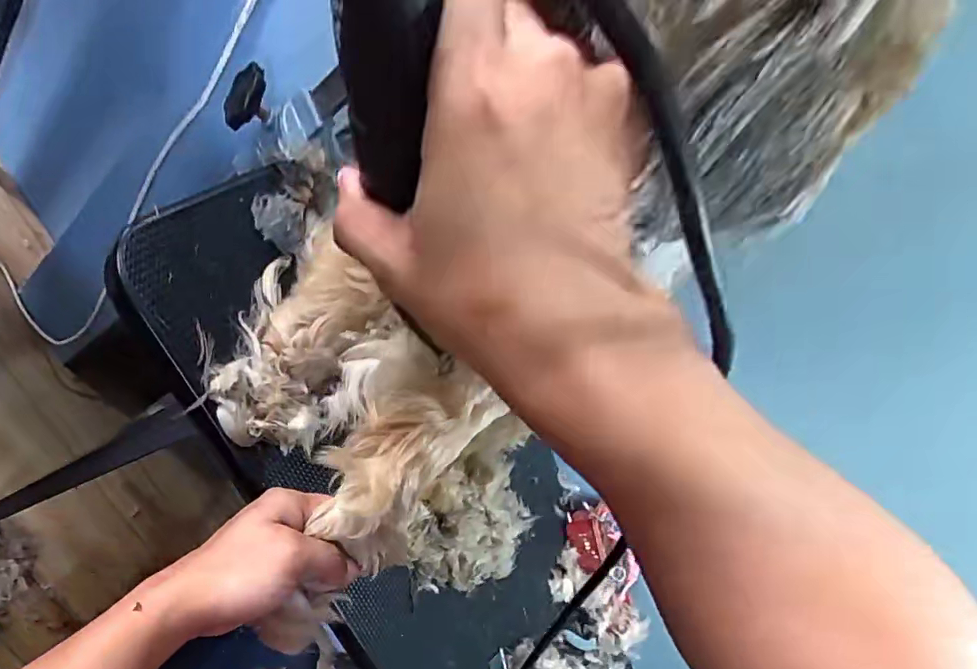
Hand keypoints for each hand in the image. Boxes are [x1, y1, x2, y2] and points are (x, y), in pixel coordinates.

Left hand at [132, 490, 357, 642]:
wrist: (189, 603)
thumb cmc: (242, 573)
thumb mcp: (295, 557)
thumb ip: (330, 557)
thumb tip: (351, 568)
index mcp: (287, 502)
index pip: (337, 509)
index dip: (355, 535)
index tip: (366, 563)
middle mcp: (279, 519)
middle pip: (326, 539)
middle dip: (334, 565)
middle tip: (334, 586)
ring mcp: (269, 547)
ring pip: (311, 564)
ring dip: (315, 584)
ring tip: (311, 600)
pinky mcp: (261, 573)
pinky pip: (292, 581)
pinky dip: (297, 594)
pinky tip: (295, 608)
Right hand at [333, 0, 693, 396]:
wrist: (566, 328)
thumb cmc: (470, 292)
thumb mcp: (394, 262)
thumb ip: (357, 213)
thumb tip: (348, 184)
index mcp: (471, 85)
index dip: (450, 12)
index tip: (435, 49)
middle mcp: (538, 62)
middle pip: (510, 7)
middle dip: (485, 40)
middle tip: (463, 104)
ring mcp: (593, 83)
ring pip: (552, 44)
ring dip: (527, 75)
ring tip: (509, 141)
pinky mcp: (628, 116)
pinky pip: (587, 82)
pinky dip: (564, 104)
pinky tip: (548, 159)